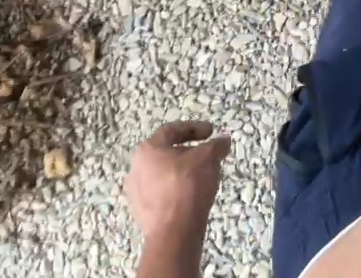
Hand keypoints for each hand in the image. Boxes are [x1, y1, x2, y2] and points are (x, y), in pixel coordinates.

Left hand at [125, 120, 231, 243]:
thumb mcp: (208, 157)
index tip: (211, 132)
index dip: (194, 128)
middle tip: (208, 153)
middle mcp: (136, 169)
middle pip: (166, 152)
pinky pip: (162, 192)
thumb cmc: (187, 185)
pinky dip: (178, 188)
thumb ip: (216, 145)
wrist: (173, 232)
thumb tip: (223, 141)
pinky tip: (193, 193)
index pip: (172, 130)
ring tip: (203, 174)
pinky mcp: (142, 212)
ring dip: (184, 170)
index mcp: (147, 150)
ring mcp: (137, 193)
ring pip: (164, 173)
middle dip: (189, 151)